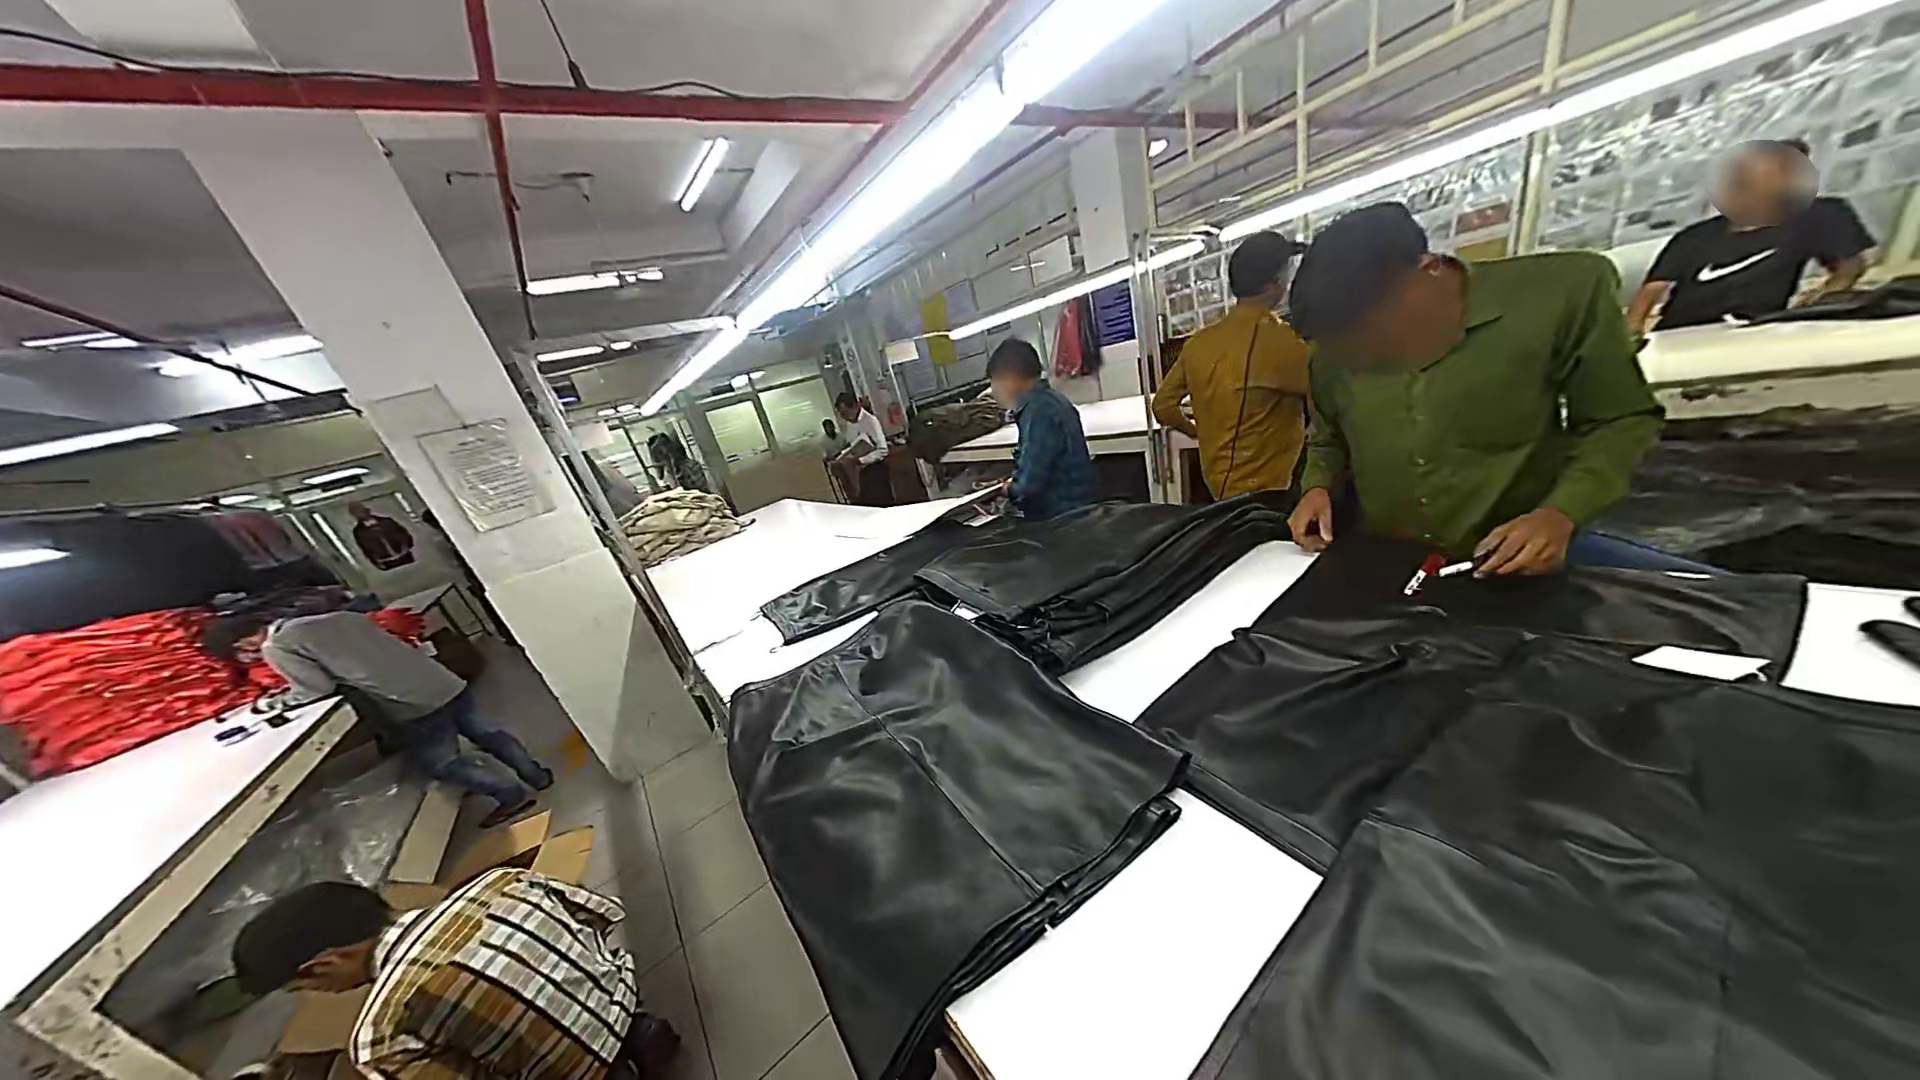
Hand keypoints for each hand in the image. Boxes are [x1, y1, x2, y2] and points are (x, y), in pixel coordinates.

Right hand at [1289, 487, 1334, 551]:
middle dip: (1310, 543)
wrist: (1316, 485)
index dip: (1310, 545)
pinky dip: (1308, 533)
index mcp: (1298, 522)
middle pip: (1299, 538)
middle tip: (1323, 545)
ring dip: (1309, 538)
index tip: (1322, 546)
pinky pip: (1301, 529)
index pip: (1300, 539)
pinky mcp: (1298, 517)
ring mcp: (1294, 519)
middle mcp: (1293, 522)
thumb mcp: (1325, 512)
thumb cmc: (1319, 497)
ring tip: (1322, 539)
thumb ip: (1325, 527)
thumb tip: (1327, 539)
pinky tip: (1317, 532)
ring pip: (1299, 534)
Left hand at [1474, 508, 1574, 576]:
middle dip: (1502, 570)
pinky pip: (1542, 570)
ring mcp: (1550, 550)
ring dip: (1515, 572)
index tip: (1479, 573)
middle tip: (1490, 575)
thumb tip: (1477, 555)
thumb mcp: (1506, 527)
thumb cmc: (1526, 524)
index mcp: (1521, 533)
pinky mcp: (1560, 557)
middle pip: (1518, 562)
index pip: (1503, 552)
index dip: (1491, 564)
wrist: (1558, 518)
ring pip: (1530, 568)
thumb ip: (1491, 540)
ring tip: (1504, 571)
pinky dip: (1529, 572)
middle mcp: (1537, 542)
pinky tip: (1521, 571)